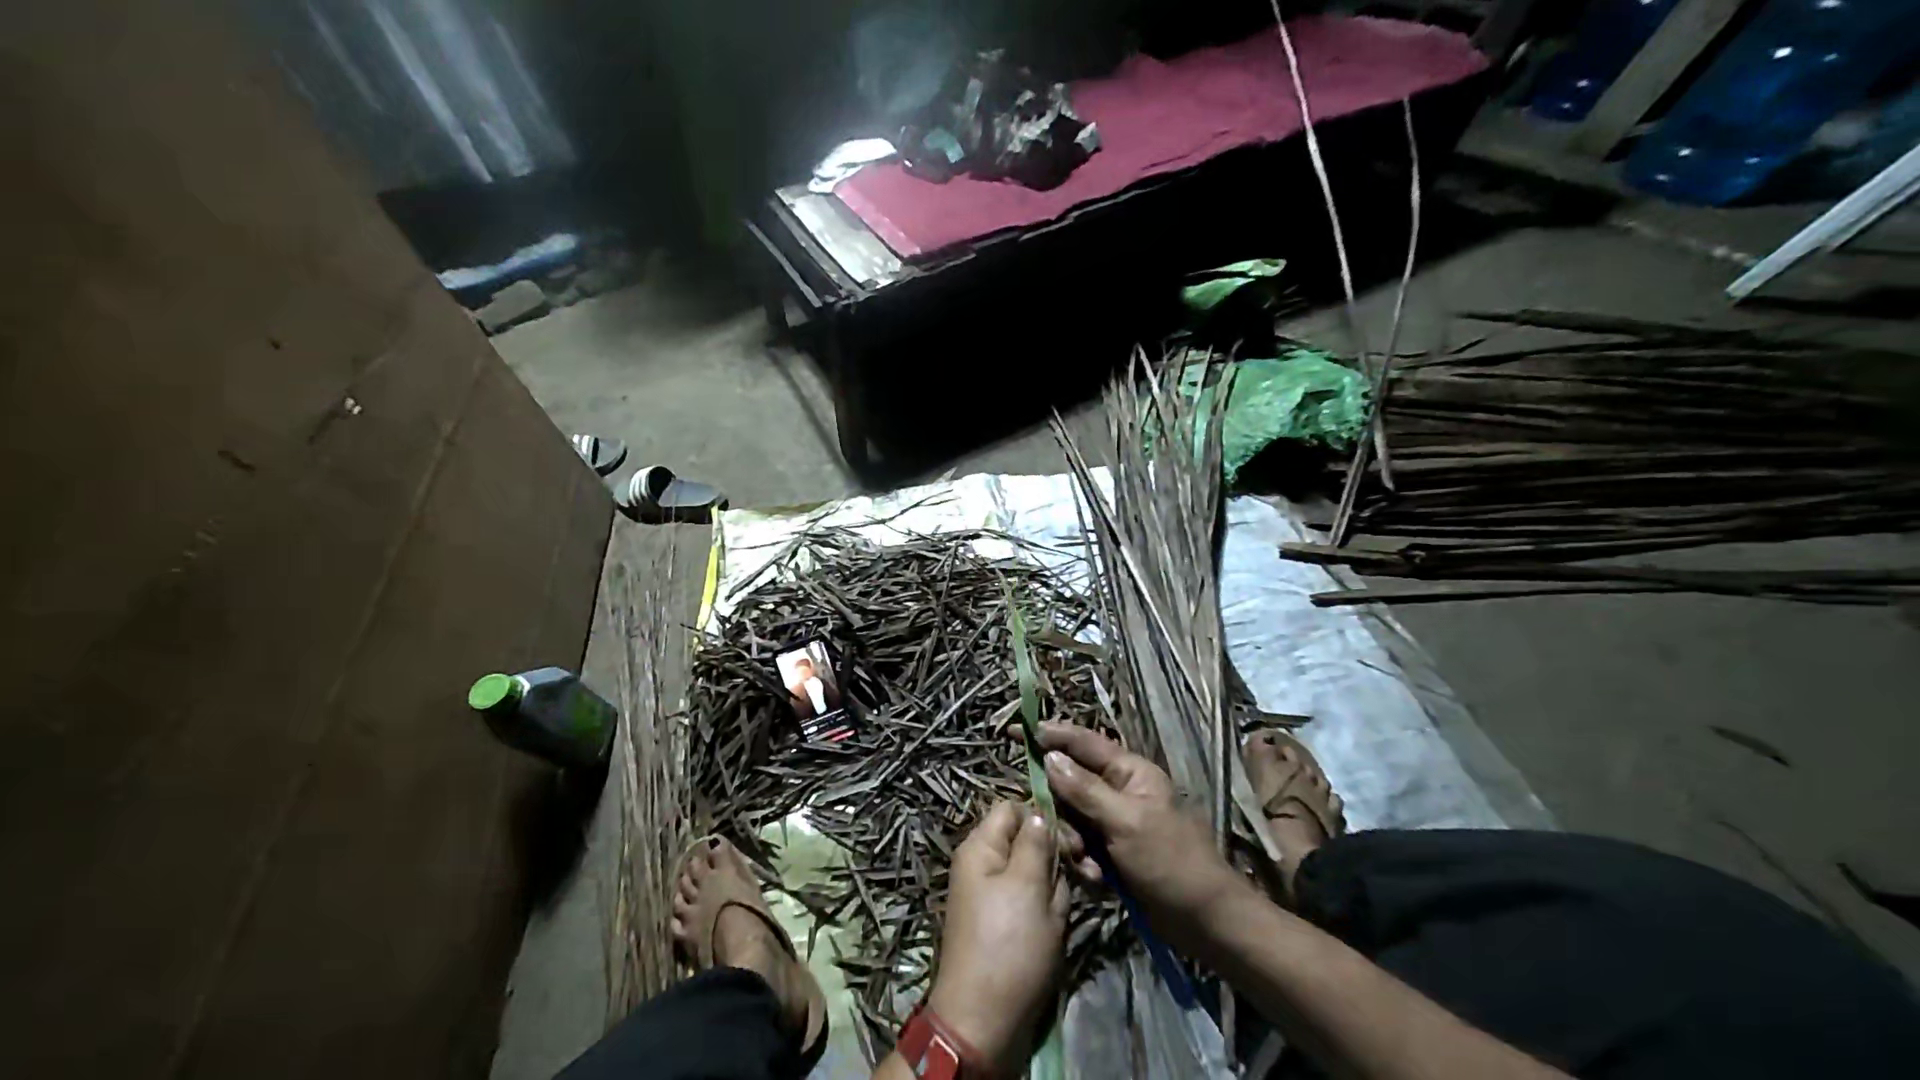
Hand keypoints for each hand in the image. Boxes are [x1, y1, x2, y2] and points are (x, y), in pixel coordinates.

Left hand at [926, 800, 1068, 1072]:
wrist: (985, 1019)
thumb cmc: (1008, 945)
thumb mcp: (1027, 885)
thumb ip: (1036, 844)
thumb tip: (1040, 814)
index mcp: (981, 846)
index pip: (1013, 809)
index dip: (1042, 817)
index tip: (1070, 839)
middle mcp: (985, 863)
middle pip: (1027, 839)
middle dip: (1057, 853)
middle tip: (1085, 869)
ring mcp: (996, 893)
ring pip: (1036, 871)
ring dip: (1058, 883)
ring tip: (1077, 897)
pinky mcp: (1008, 920)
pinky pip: (1033, 898)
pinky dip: (1051, 906)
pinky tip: (1062, 920)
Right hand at [1038, 722, 1247, 955]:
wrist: (1204, 921)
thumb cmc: (1171, 862)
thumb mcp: (1125, 821)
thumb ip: (1084, 789)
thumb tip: (1049, 757)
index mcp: (1129, 771)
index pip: (1082, 742)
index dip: (1049, 734)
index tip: (1016, 729)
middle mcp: (1119, 791)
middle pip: (1069, 784)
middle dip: (1062, 812)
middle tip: (1069, 839)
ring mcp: (1114, 822)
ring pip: (1071, 819)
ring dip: (1074, 844)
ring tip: (1090, 866)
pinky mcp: (1111, 851)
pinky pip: (1081, 846)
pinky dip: (1084, 863)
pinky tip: (1098, 881)